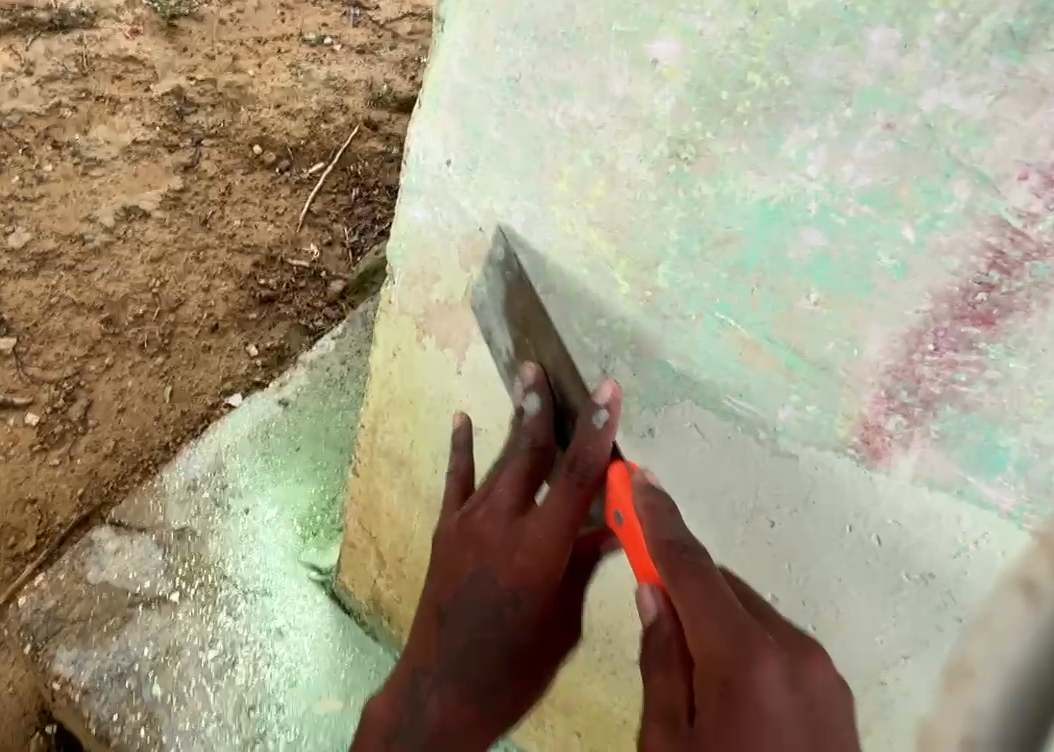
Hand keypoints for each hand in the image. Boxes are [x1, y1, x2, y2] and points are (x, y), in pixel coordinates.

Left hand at [352, 363, 622, 751]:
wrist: (442, 686)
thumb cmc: (516, 666)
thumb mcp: (563, 620)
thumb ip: (582, 563)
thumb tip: (611, 525)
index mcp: (539, 547)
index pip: (576, 477)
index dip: (596, 430)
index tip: (608, 390)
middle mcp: (501, 521)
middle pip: (531, 453)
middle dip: (543, 407)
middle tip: (547, 367)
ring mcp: (468, 520)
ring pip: (500, 459)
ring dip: (516, 420)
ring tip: (524, 378)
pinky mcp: (445, 527)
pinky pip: (456, 479)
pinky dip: (461, 448)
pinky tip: (460, 418)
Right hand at [633, 472, 859, 751]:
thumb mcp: (667, 744)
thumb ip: (660, 658)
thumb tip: (654, 592)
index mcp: (745, 658)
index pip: (688, 564)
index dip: (655, 517)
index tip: (636, 477)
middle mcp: (793, 650)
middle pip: (719, 585)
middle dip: (678, 582)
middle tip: (643, 592)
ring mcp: (822, 672)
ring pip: (746, 611)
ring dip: (709, 615)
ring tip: (686, 668)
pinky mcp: (835, 694)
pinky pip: (773, 641)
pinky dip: (739, 640)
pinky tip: (723, 684)